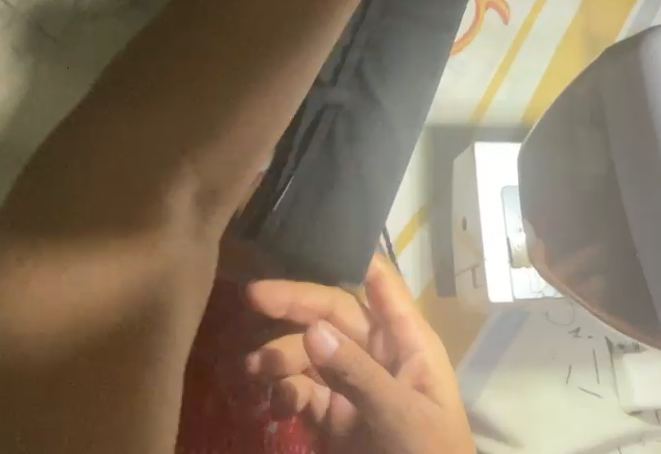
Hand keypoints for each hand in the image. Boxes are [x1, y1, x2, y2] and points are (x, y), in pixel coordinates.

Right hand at [244, 255, 473, 453]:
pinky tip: (274, 405)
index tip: (311, 238)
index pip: (379, 284)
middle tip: (253, 296)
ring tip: (255, 370)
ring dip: (281, 355)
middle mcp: (378, 355)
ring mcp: (353, 388)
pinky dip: (284, 394)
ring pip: (311, 353)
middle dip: (296, 304)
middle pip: (334, 313)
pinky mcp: (333, 422)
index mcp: (407, 340)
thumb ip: (358, 374)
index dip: (350, 258)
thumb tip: (311, 327)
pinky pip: (303, 394)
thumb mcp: (403, 416)